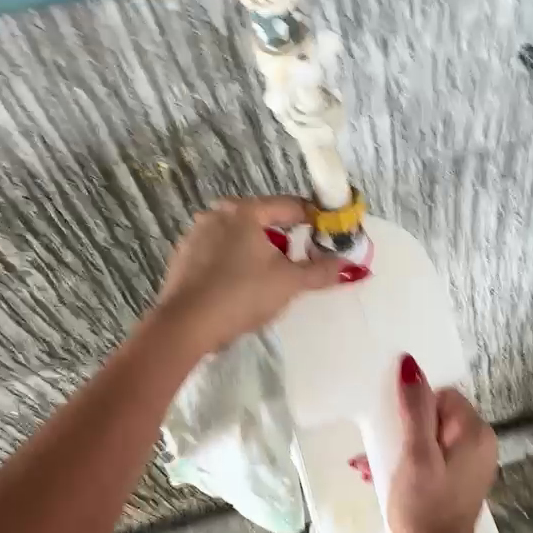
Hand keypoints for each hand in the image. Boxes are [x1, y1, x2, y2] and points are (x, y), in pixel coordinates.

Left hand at [151, 196, 358, 352]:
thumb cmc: (241, 294)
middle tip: (302, 261)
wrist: (185, 326)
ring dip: (260, 253)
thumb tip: (349, 266)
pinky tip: (241, 288)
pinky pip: (220, 255)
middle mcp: (217, 214)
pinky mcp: (183, 259)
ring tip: (272, 279)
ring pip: (240, 238)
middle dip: (286, 239)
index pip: (289, 206)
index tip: (331, 234)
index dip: (315, 219)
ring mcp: (195, 236)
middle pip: (263, 221)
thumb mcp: (289, 283)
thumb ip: (321, 271)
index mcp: (243, 211)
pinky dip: (236, 264)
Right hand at [387, 354, 497, 532]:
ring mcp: (471, 466)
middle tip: (378, 448)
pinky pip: (433, 460)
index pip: (443, 396)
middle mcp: (480, 445)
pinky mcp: (459, 483)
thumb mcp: (415, 453)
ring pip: (430, 440)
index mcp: (475, 432)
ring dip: (400, 448)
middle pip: (436, 417)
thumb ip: (415, 408)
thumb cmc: (424, 504)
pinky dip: (410, 464)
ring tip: (370, 467)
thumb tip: (411, 365)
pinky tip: (381, 477)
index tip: (399, 432)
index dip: (417, 410)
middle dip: (403, 430)